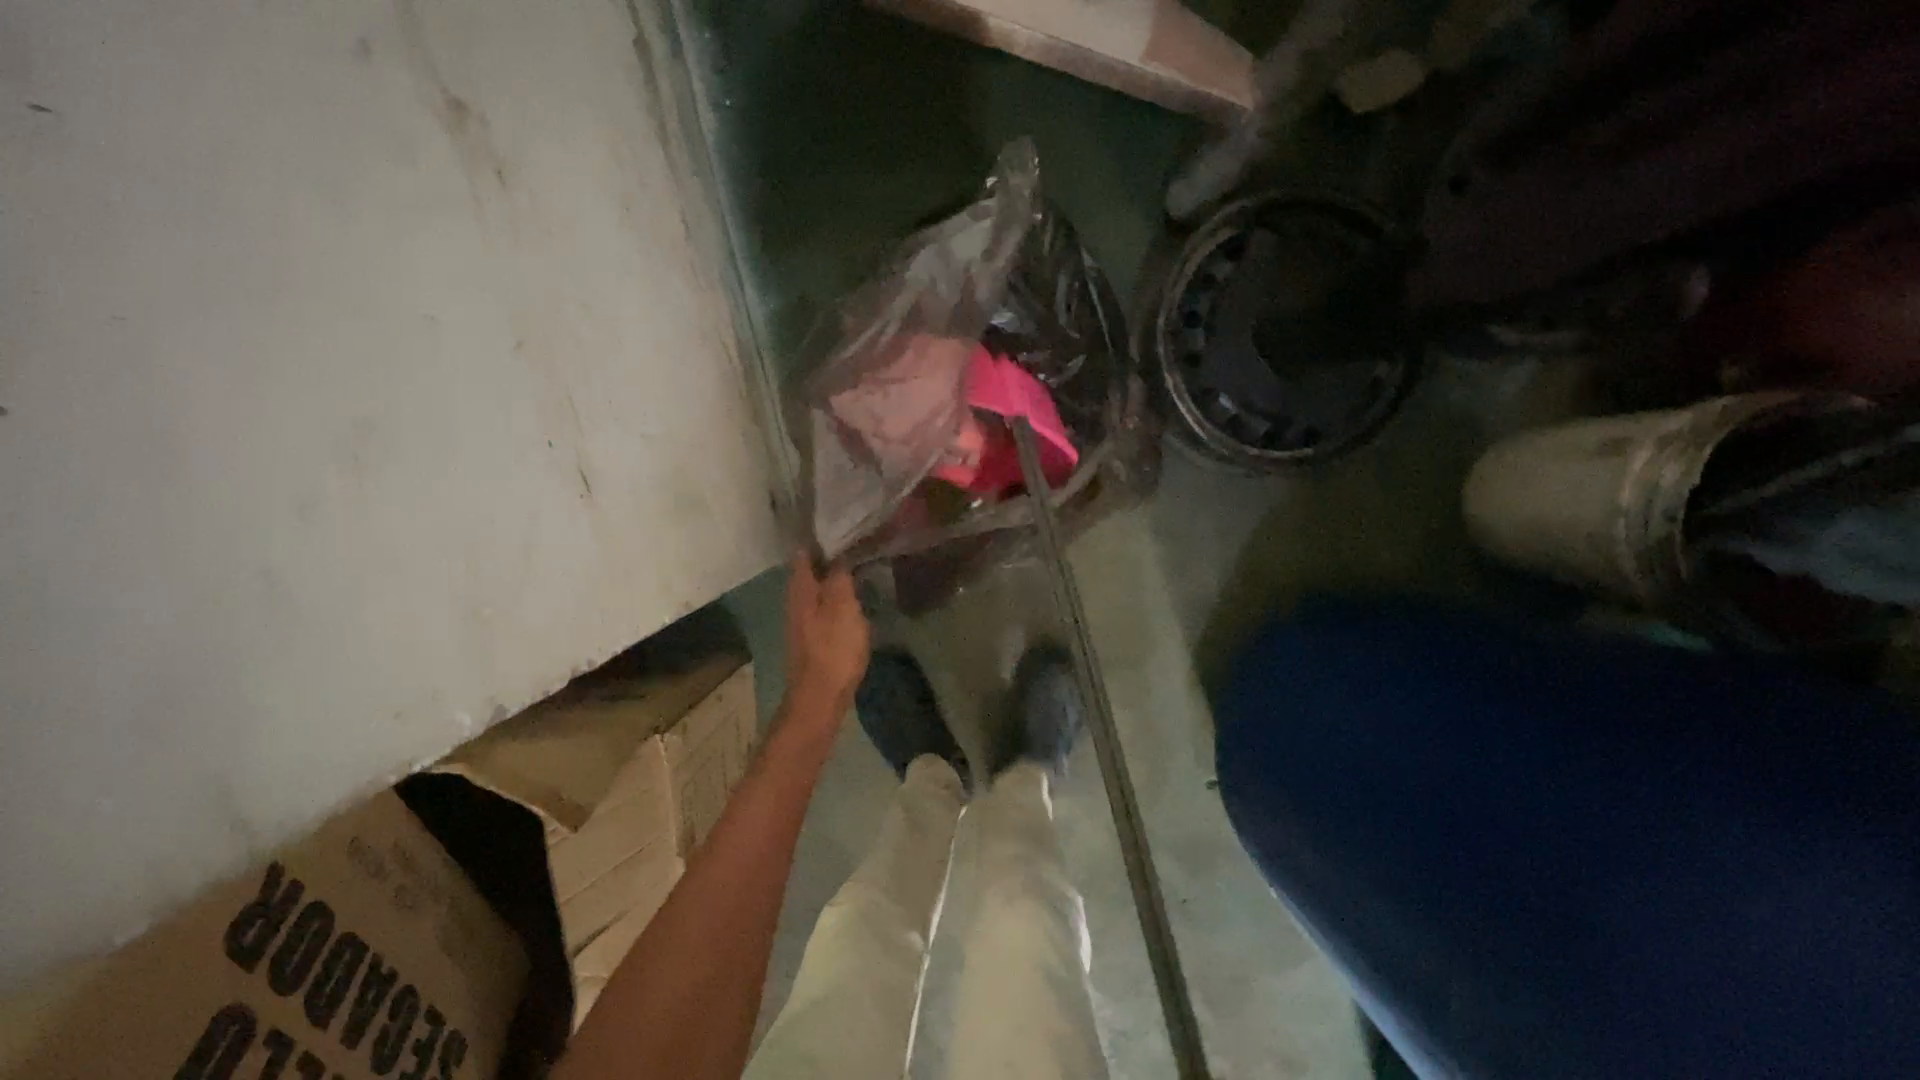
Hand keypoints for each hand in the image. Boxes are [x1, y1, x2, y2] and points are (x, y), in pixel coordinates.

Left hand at [783, 552, 869, 718]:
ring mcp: (801, 621)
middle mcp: (795, 601)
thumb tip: (837, 554)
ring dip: (832, 580)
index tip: (840, 527)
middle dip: (827, 558)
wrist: (820, 698)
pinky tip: (851, 601)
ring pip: (816, 591)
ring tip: (856, 569)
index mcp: (801, 588)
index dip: (820, 539)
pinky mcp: (810, 639)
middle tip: (854, 544)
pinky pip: (822, 609)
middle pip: (809, 572)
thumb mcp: (843, 607)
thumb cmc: (834, 649)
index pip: (804, 553)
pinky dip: (835, 600)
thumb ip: (839, 578)